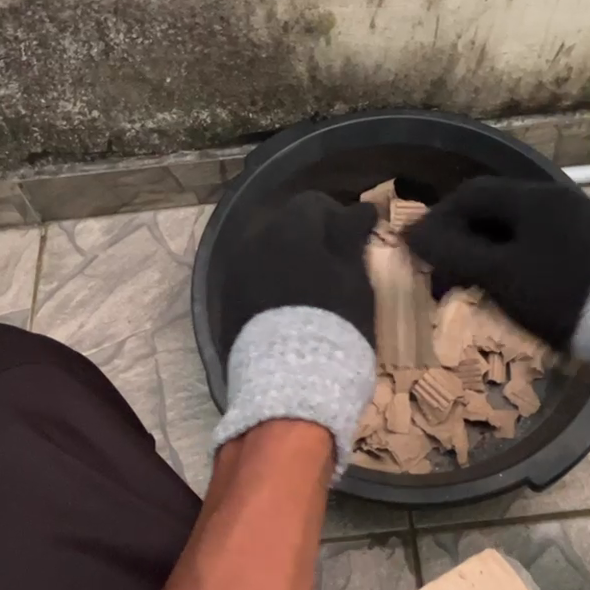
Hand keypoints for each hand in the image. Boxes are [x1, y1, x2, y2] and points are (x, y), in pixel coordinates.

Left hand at [213, 192, 379, 475]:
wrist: (291, 384)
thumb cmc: (334, 323)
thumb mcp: (354, 277)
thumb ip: (351, 236)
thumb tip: (361, 209)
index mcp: (288, 230)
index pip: (313, 204)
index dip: (337, 217)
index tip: (354, 239)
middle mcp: (254, 245)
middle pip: (285, 227)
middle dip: (309, 239)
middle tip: (335, 265)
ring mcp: (237, 276)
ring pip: (268, 255)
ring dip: (290, 263)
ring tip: (312, 290)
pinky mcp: (228, 306)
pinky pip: (254, 282)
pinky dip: (272, 287)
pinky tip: (290, 310)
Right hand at [405, 177, 589, 347]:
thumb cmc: (563, 295)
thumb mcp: (499, 275)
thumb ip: (453, 251)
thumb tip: (410, 232)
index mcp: (533, 198)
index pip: (472, 194)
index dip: (440, 218)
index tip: (422, 249)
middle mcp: (562, 199)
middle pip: (500, 210)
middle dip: (468, 238)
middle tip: (450, 272)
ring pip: (527, 229)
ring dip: (497, 252)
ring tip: (484, 285)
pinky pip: (553, 245)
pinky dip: (527, 261)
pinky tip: (527, 289)